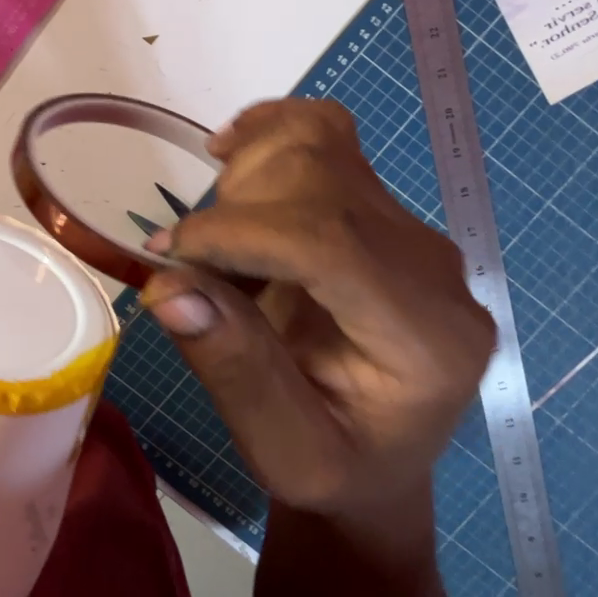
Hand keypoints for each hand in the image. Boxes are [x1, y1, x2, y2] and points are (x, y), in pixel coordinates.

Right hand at [141, 100, 493, 516]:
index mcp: (426, 336)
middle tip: (190, 267)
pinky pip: (320, 131)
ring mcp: (406, 229)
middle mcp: (430, 267)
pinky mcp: (375, 207)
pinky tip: (230, 159)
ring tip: (216, 239)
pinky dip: (263, 131)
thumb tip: (167, 287)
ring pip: (313, 143)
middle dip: (230, 212)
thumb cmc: (331, 465)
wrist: (372, 457)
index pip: (332, 242)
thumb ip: (236, 373)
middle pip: (318, 182)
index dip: (238, 233)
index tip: (169, 254)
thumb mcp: (282, 451)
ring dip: (239, 177)